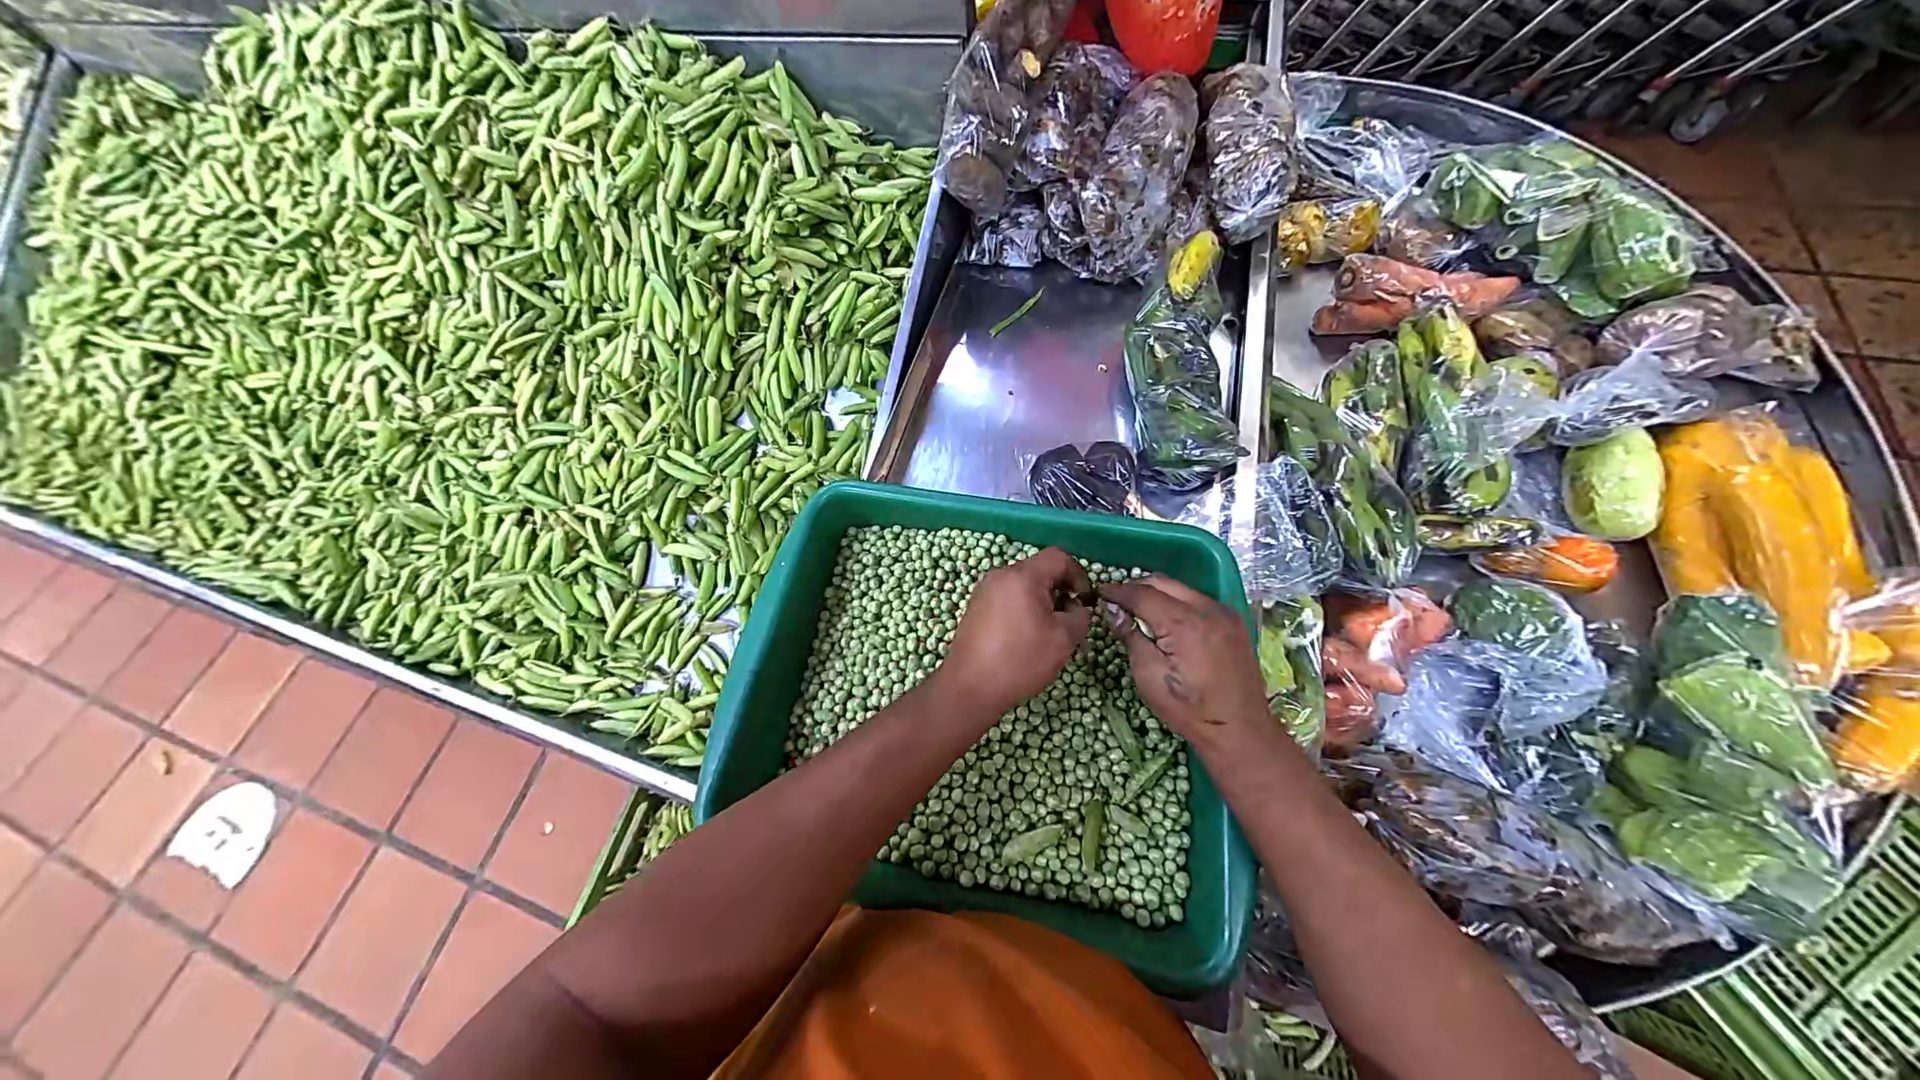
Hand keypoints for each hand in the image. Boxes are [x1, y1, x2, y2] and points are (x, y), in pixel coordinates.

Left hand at [934, 547, 1092, 720]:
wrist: (970, 687)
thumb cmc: (1020, 660)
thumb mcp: (1063, 639)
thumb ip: (1080, 616)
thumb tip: (1078, 609)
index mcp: (1022, 576)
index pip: (1058, 557)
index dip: (1079, 574)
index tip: (1085, 600)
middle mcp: (1000, 576)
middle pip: (1040, 572)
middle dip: (1061, 593)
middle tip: (1071, 623)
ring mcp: (984, 592)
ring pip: (1024, 588)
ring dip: (1043, 604)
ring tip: (1051, 635)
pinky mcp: (976, 609)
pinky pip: (1008, 600)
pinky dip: (1024, 611)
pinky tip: (1028, 639)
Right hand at [1101, 575, 1269, 743]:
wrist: (1240, 729)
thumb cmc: (1188, 709)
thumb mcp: (1148, 675)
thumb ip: (1131, 636)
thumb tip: (1113, 609)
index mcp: (1184, 622)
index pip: (1142, 594)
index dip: (1117, 591)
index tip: (1100, 592)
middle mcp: (1207, 609)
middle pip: (1163, 582)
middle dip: (1136, 587)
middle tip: (1117, 602)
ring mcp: (1224, 613)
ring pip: (1181, 588)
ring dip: (1158, 593)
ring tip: (1140, 611)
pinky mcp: (1233, 621)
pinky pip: (1197, 600)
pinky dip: (1177, 602)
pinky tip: (1168, 621)